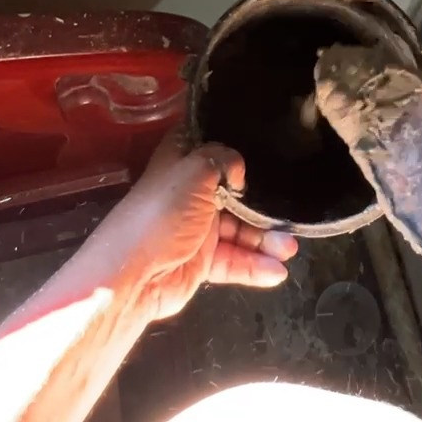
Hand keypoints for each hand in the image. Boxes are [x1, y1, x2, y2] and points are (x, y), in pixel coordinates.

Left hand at [80, 132, 298, 322]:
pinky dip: (254, 266)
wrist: (132, 275)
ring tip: (288, 249)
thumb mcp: (195, 171)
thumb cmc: (162, 212)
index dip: (237, 147)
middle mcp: (192, 193)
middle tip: (290, 216)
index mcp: (184, 163)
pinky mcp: (202, 262)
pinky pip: (234, 261)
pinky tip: (276, 271)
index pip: (212, 146)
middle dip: (263, 205)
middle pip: (236, 193)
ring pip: (240, 230)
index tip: (269, 149)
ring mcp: (198, 229)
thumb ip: (224, 160)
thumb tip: (240, 171)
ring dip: (265, 240)